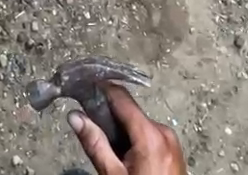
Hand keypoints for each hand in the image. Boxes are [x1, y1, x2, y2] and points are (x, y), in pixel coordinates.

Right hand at [67, 84, 186, 174]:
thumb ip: (95, 144)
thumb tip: (73, 115)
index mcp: (150, 134)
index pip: (120, 96)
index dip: (100, 90)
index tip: (81, 91)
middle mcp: (163, 130)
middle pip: (129, 111)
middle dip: (109, 117)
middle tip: (91, 130)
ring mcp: (172, 141)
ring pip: (138, 123)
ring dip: (121, 130)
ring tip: (109, 150)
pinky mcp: (174, 151)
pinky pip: (150, 135)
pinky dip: (134, 139)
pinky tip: (126, 157)